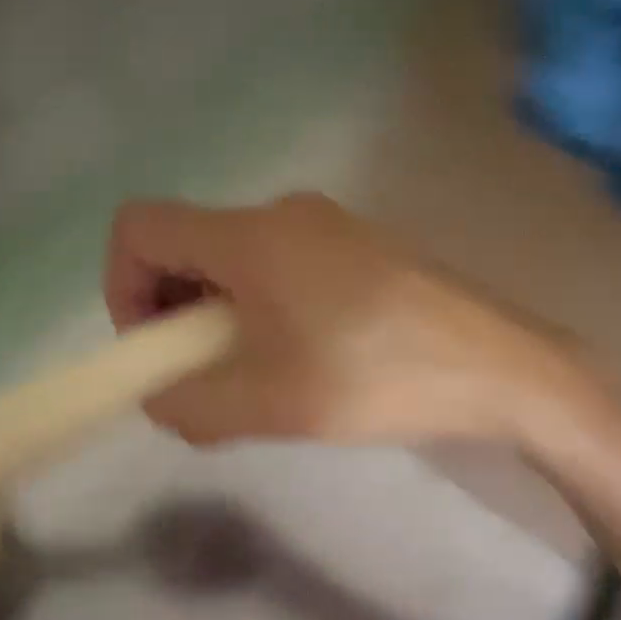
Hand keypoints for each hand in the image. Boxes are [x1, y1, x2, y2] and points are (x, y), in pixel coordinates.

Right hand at [104, 192, 581, 444]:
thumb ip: (191, 406)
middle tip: (209, 382)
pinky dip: (274, 315)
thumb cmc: (377, 378)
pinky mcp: (371, 253)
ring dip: (228, 322)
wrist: (498, 369)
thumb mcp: (269, 406)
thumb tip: (162, 399)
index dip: (122, 289)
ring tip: (263, 384)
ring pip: (244, 264)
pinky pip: (292, 272)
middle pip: (192, 245)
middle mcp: (287, 214)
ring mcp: (336, 228)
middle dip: (178, 315)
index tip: (159, 354)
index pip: (139, 228)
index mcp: (250, 235)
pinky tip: (312, 366)